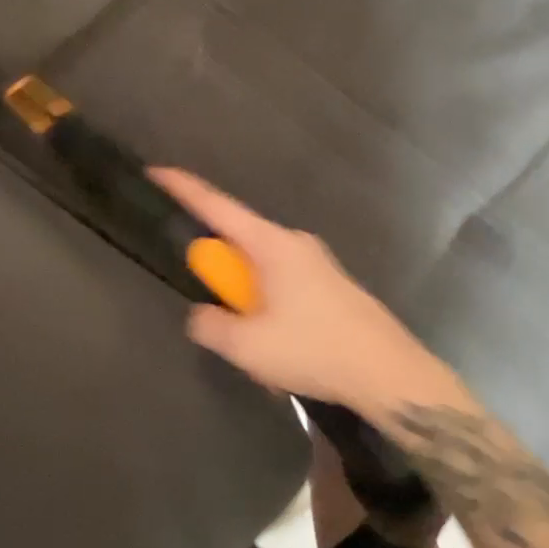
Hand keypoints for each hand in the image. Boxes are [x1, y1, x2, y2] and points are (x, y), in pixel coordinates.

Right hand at [151, 168, 453, 410]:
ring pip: (263, 271)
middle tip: (215, 308)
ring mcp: (318, 264)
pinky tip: (281, 353)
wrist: (392, 376)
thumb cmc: (315, 349)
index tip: (156, 171)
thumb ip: (211, 325)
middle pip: (240, 242)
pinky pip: (285, 288)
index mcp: (271, 245)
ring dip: (248, 300)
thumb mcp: (248, 346)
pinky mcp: (333, 289)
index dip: (184, 188)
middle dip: (221, 271)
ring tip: (254, 348)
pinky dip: (270, 311)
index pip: (217, 207)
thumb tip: (202, 315)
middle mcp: (295, 243)